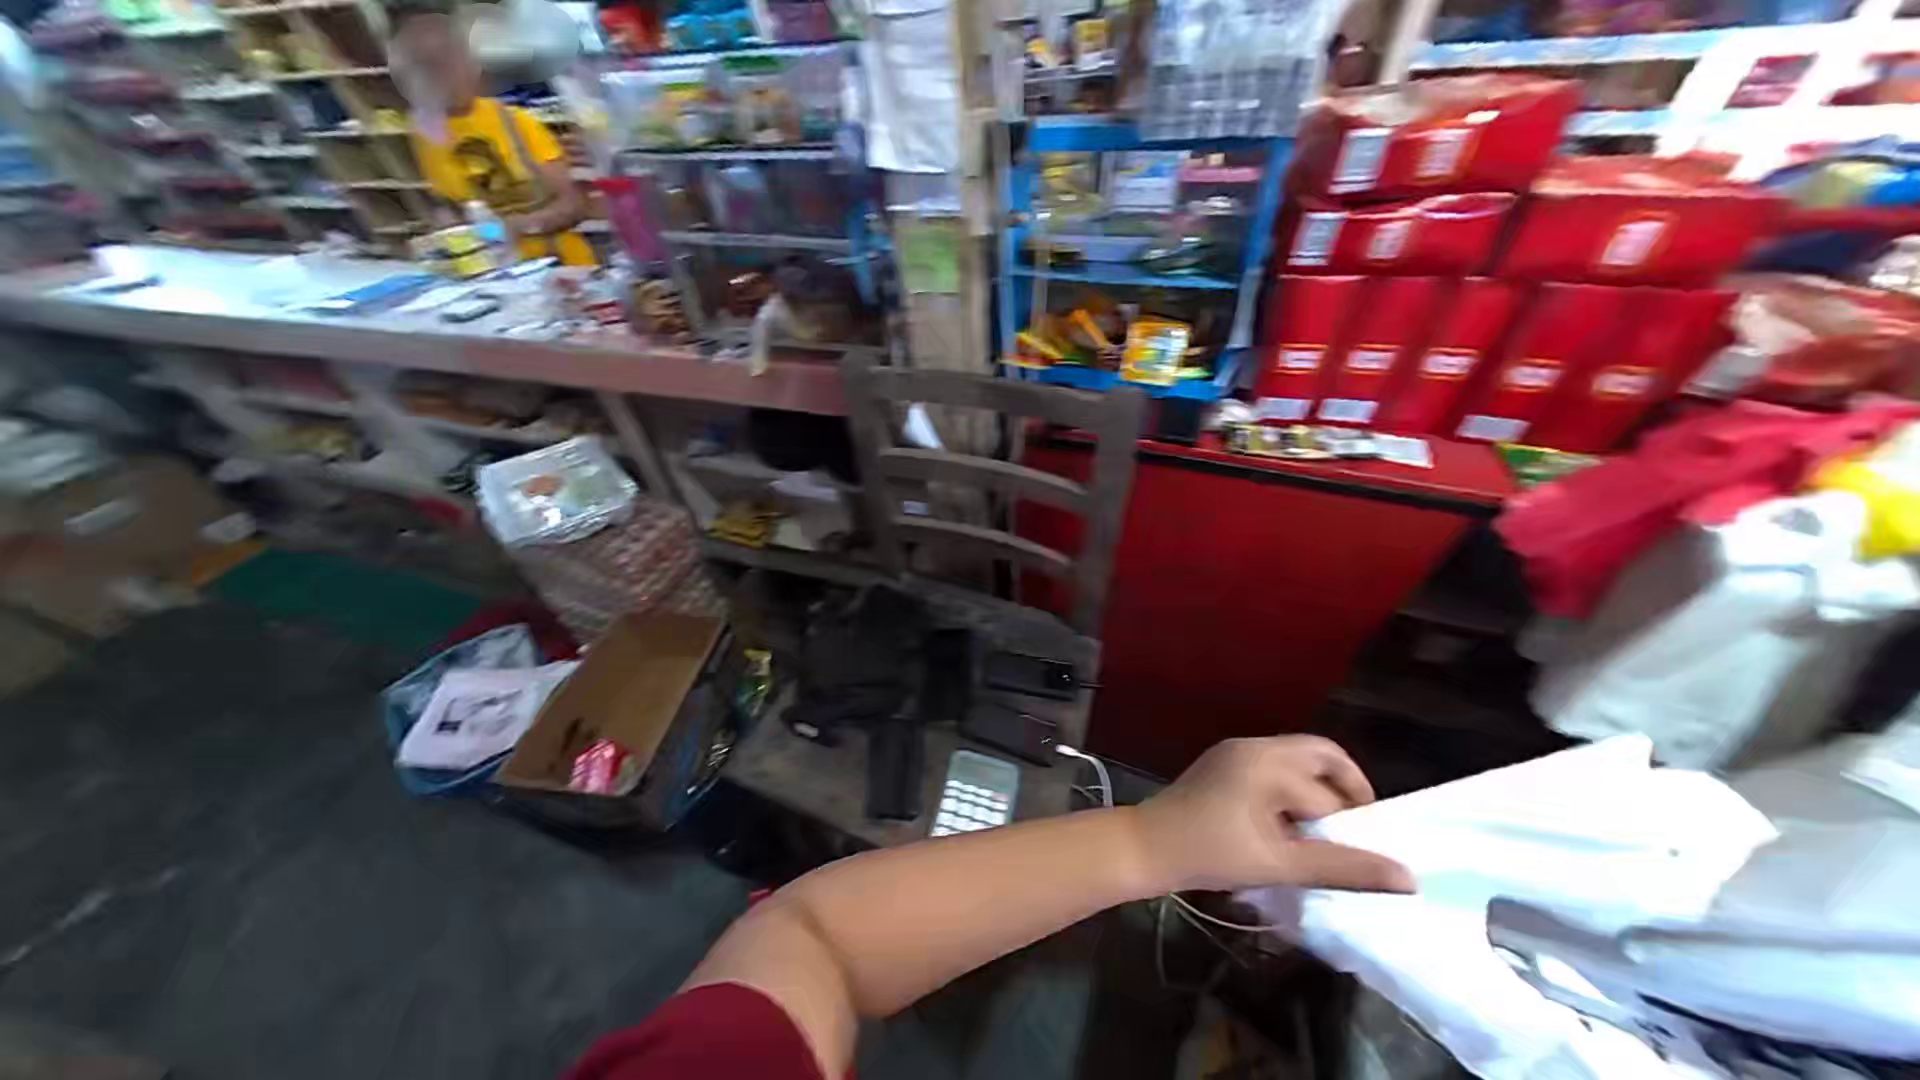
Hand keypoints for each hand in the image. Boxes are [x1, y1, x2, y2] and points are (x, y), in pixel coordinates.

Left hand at [1129, 736, 1413, 894]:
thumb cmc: (1210, 853)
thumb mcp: (1279, 864)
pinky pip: (1273, 765)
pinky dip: (1293, 787)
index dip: (1351, 827)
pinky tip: (1290, 824)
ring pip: (1296, 758)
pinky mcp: (1223, 762)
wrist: (1147, 846)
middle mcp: (1253, 746)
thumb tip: (1408, 877)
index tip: (1364, 858)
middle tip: (1357, 828)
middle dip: (1347, 787)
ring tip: (1324, 833)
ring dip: (1318, 788)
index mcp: (1267, 762)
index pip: (1329, 794)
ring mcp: (1235, 751)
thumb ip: (1342, 868)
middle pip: (1320, 753)